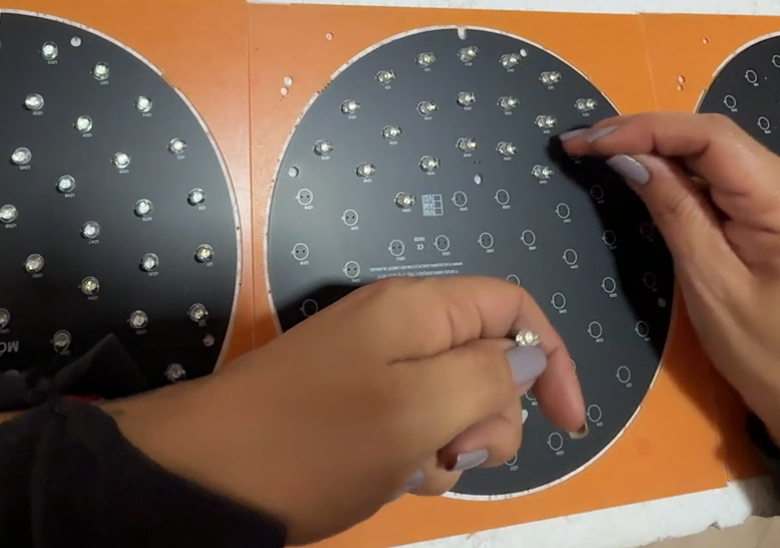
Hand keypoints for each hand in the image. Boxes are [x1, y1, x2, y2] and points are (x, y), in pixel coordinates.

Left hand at [102, 276, 586, 542]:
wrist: (210, 472)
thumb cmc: (318, 439)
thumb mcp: (416, 409)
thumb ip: (484, 375)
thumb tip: (527, 353)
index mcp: (417, 306)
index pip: (510, 302)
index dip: (549, 353)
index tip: (569, 425)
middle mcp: (399, 321)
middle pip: (485, 352)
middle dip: (493, 412)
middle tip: (458, 456)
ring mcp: (374, 358)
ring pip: (453, 394)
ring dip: (455, 439)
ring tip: (419, 470)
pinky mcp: (355, 394)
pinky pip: (414, 415)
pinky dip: (420, 449)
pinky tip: (395, 476)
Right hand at [561, 113, 779, 483]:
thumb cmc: (763, 351)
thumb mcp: (708, 281)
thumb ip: (672, 208)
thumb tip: (626, 155)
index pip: (711, 138)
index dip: (645, 129)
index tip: (589, 140)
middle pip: (713, 135)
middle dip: (645, 131)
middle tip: (585, 142)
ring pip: (717, 146)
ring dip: (658, 143)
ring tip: (603, 149)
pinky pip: (725, 167)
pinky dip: (680, 163)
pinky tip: (647, 167)